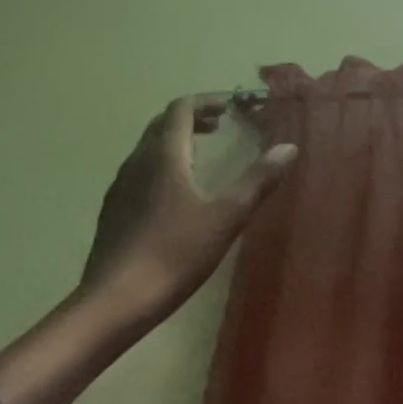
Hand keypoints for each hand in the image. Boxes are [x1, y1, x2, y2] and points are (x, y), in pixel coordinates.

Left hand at [82, 97, 297, 315]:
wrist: (114, 302)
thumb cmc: (174, 254)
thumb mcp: (226, 217)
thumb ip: (258, 180)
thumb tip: (289, 147)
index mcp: (164, 155)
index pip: (181, 109)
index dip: (206, 101)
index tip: (231, 106)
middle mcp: (137, 162)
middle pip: (162, 124)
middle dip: (192, 118)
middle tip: (220, 125)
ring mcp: (120, 187)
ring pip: (148, 148)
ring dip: (176, 141)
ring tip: (202, 155)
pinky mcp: (113, 211)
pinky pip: (139, 172)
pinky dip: (162, 165)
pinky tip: (176, 194)